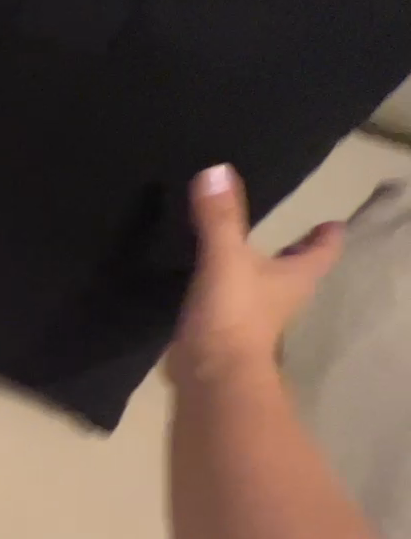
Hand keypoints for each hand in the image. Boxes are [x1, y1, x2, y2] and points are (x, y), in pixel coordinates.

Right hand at [170, 163, 342, 387]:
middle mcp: (286, 294)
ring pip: (267, 287)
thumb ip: (219, 218)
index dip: (327, 235)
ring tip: (242, 258)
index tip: (329, 222)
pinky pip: (233, 303)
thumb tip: (215, 170)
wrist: (212, 368)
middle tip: (289, 238)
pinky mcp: (227, 330)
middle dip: (296, 254)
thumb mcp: (224, 258)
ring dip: (261, 274)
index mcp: (298, 274)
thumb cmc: (233, 312)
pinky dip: (227, 292)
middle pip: (299, 269)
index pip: (323, 248)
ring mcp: (258, 315)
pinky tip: (208, 287)